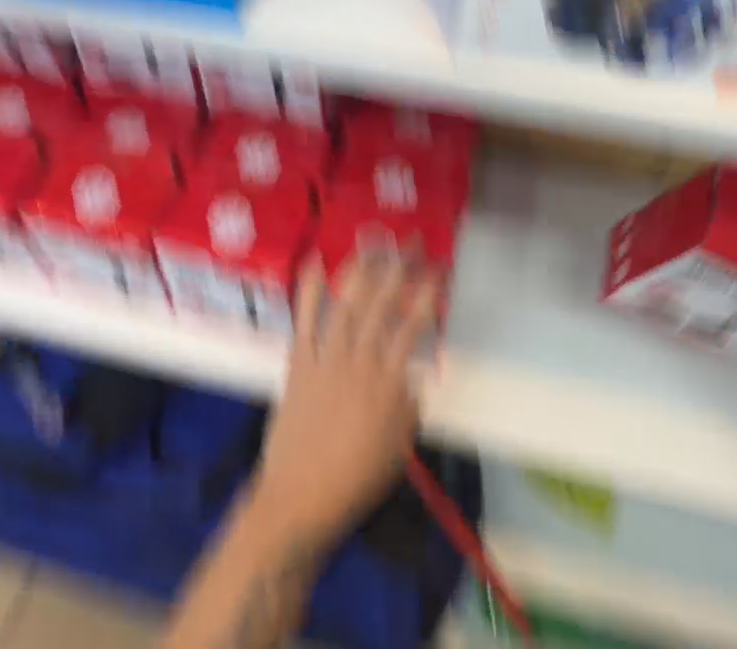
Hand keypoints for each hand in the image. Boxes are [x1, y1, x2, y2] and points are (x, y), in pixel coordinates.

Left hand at [250, 248, 439, 548]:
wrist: (301, 495)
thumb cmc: (357, 477)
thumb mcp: (400, 443)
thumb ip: (408, 403)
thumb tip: (413, 375)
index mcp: (389, 381)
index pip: (414, 326)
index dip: (428, 294)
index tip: (439, 271)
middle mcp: (359, 360)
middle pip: (382, 304)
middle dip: (399, 268)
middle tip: (412, 241)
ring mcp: (325, 358)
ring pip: (346, 303)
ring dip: (361, 269)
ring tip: (374, 241)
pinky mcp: (297, 362)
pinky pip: (304, 318)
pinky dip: (309, 288)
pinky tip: (316, 262)